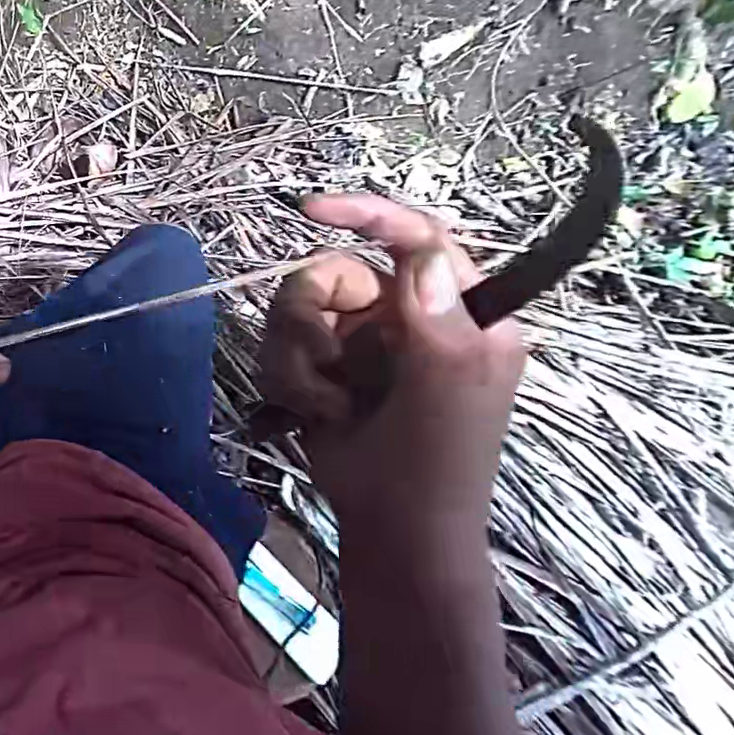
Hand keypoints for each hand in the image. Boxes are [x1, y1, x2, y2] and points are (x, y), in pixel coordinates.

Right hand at [260, 195, 523, 537]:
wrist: (390, 525)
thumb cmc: (436, 466)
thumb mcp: (449, 399)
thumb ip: (443, 328)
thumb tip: (424, 256)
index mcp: (455, 312)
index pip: (416, 239)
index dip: (367, 213)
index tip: (310, 209)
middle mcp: (402, 314)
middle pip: (332, 272)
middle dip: (310, 318)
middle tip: (320, 362)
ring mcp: (359, 337)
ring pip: (294, 307)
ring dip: (295, 357)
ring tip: (318, 401)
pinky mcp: (321, 360)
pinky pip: (278, 341)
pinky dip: (285, 375)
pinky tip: (308, 408)